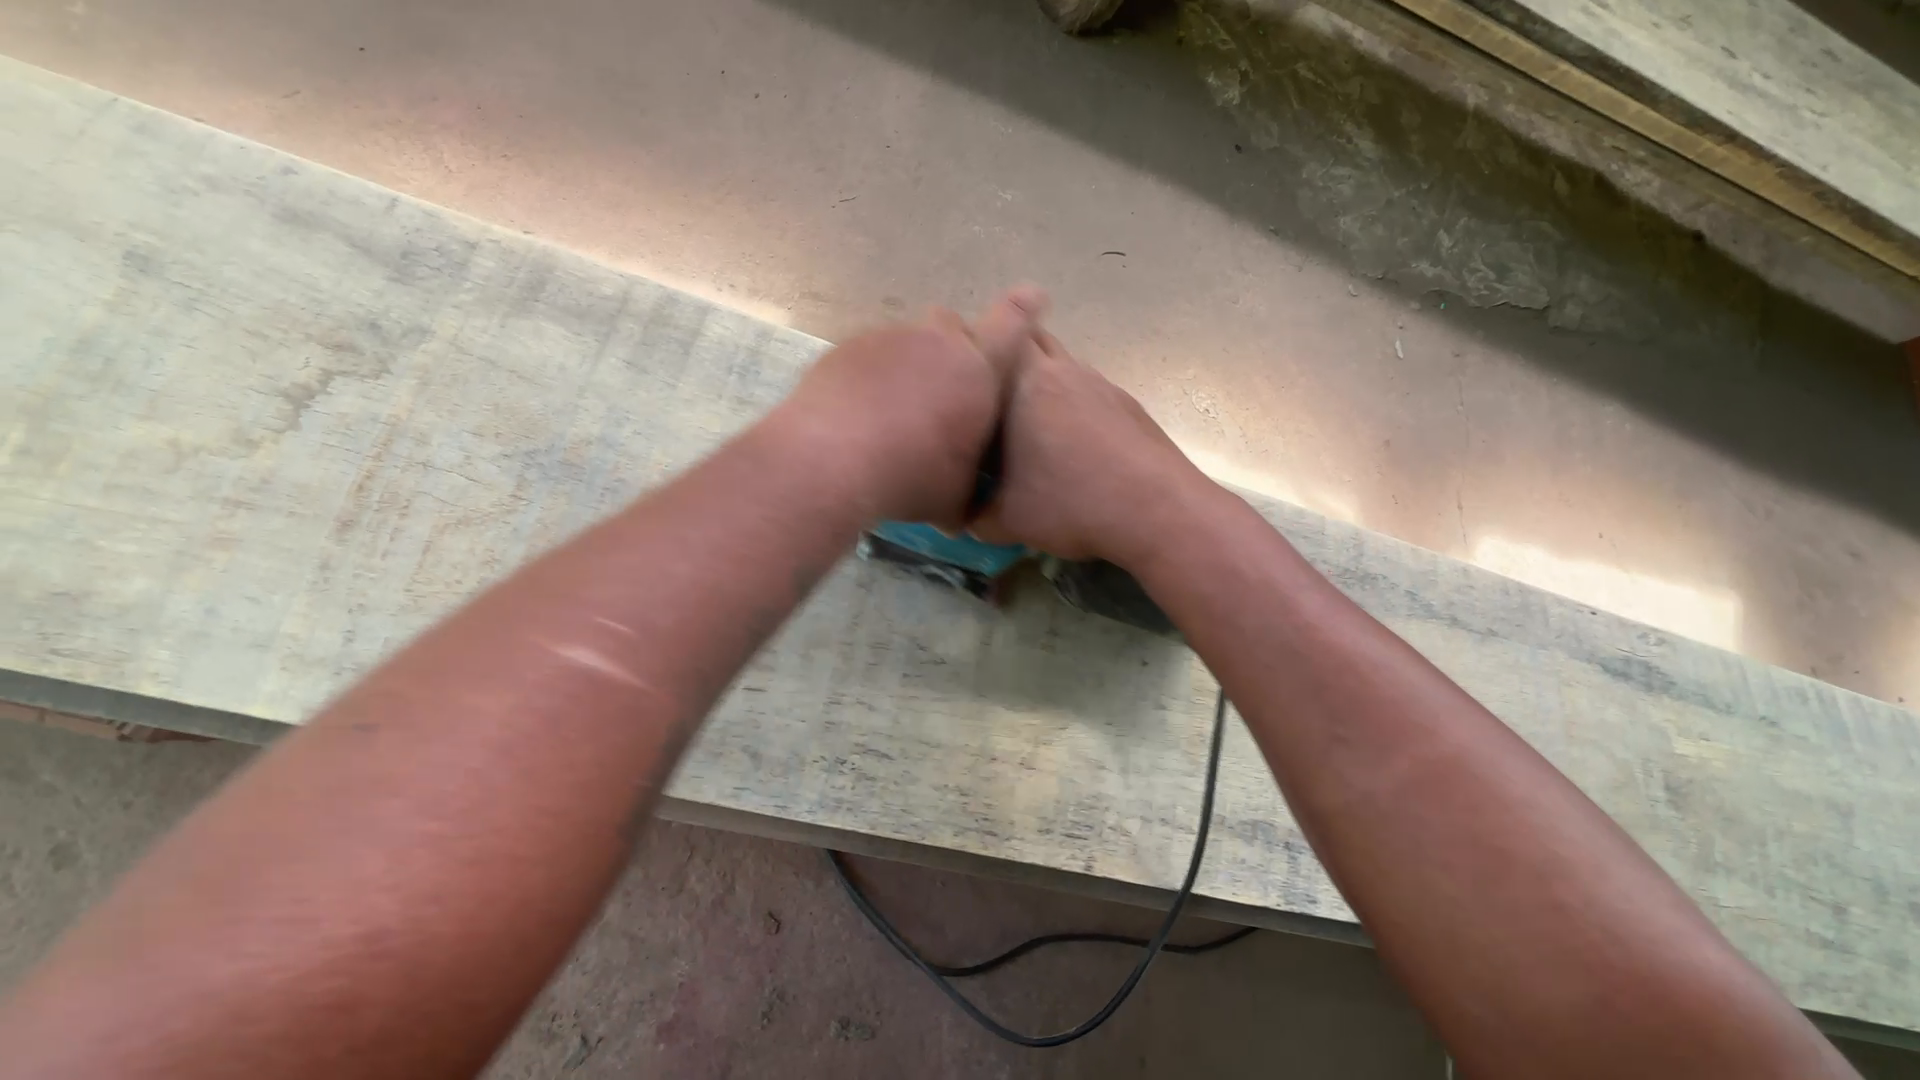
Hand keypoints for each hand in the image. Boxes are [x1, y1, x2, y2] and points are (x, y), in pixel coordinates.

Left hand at [772, 287, 1045, 523]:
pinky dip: (874, 376)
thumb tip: (967, 512)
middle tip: (945, 387)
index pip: (1013, 326)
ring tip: (894, 411)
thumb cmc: (909, 477)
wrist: (830, 461)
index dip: (1026, 309)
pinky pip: (871, 355)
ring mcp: (888, 339)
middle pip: (953, 325)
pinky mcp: (848, 348)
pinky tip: (862, 412)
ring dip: (911, 366)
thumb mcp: (953, 498)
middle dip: (955, 347)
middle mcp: (936, 343)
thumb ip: (968, 488)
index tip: (1035, 296)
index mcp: (977, 371)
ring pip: (909, 341)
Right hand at [973, 329, 1213, 565]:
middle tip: (992, 395)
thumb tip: (961, 516)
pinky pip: (1088, 390)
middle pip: (1029, 338)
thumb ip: (974, 514)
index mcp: (1022, 383)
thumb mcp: (1007, 521)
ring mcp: (1099, 383)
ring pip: (1061, 364)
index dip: (972, 348)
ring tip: (1031, 426)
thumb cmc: (1071, 504)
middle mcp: (1061, 370)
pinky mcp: (1126, 403)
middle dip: (1009, 356)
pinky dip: (1073, 404)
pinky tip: (1073, 445)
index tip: (962, 374)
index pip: (991, 337)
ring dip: (1043, 381)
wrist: (1157, 509)